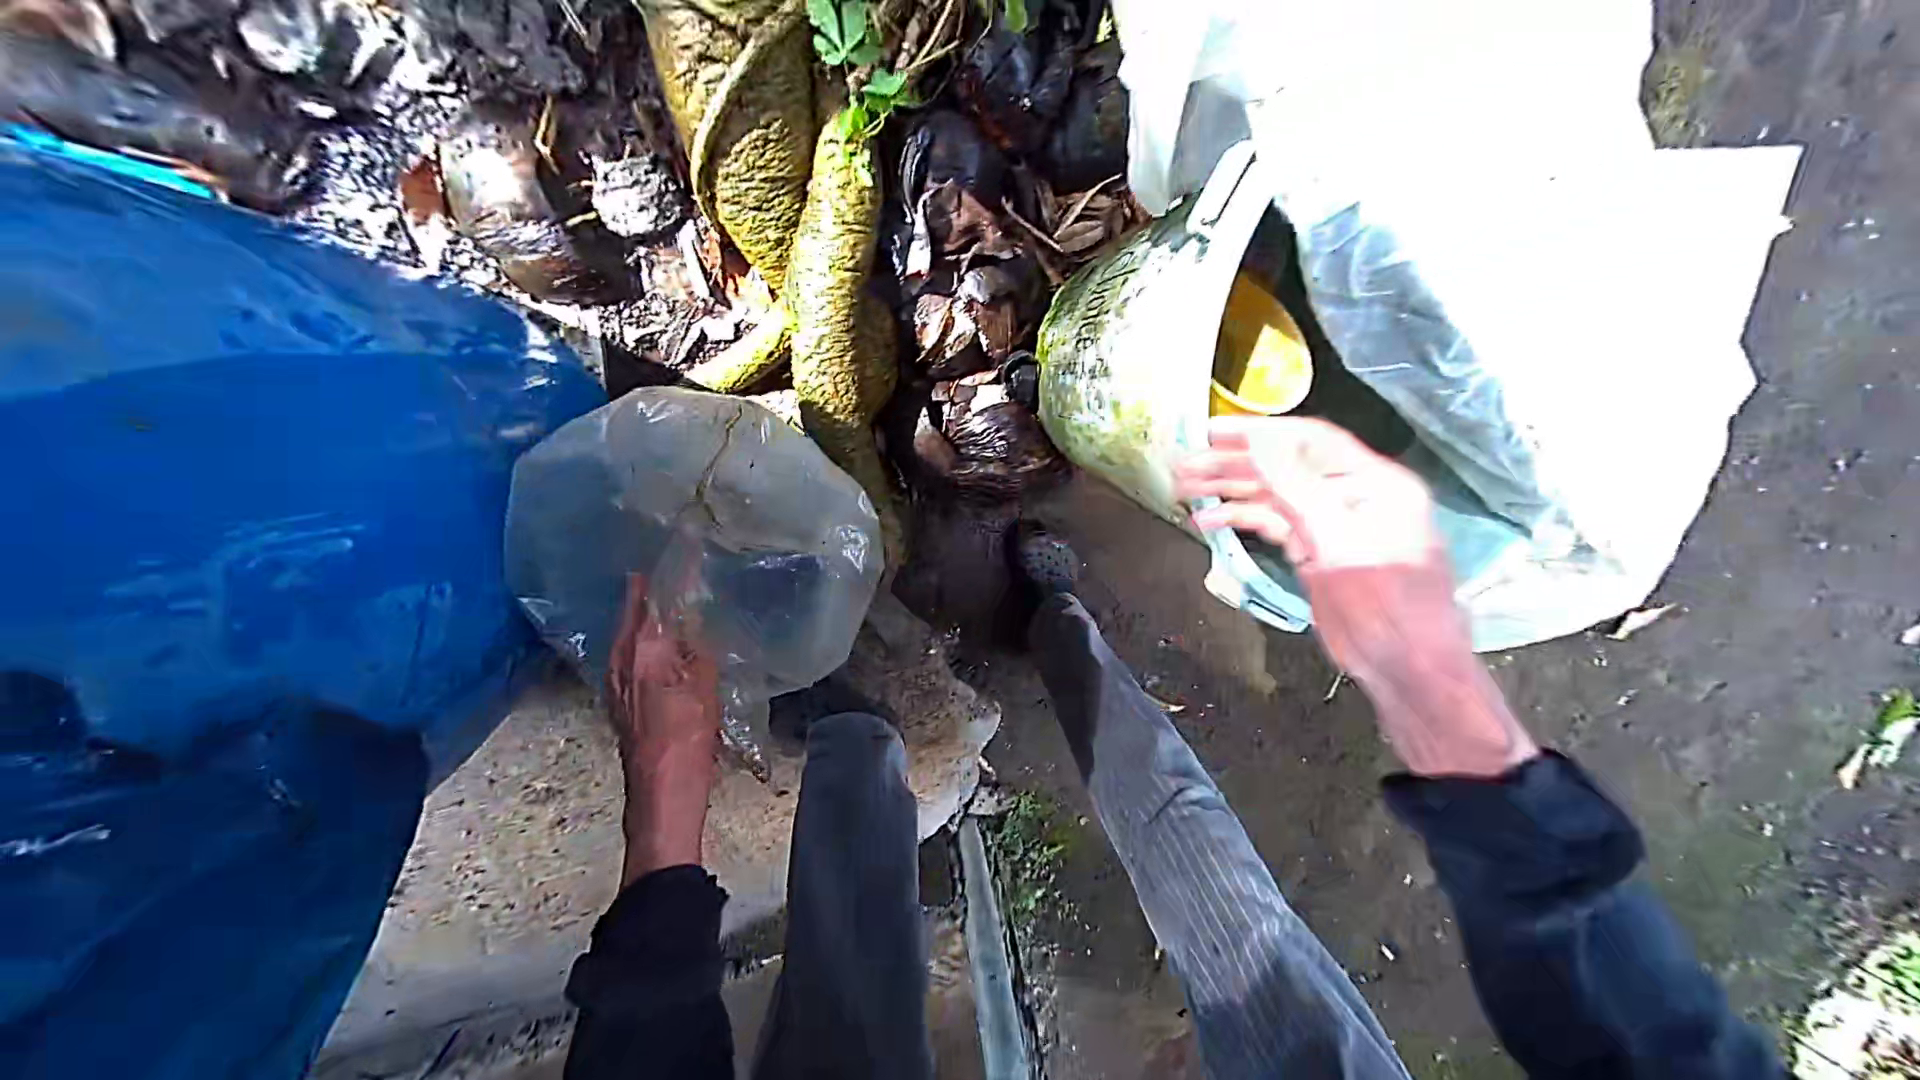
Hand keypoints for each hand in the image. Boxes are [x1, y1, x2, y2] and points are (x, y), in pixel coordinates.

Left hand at [606, 574, 720, 884]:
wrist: (661, 787)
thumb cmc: (688, 736)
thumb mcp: (705, 686)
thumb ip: (698, 650)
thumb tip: (692, 626)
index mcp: (644, 651)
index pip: (656, 599)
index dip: (673, 573)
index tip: (686, 546)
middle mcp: (621, 660)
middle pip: (632, 612)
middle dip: (646, 588)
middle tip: (665, 566)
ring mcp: (614, 680)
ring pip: (626, 633)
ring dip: (640, 613)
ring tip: (659, 596)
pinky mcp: (619, 697)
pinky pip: (627, 652)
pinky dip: (640, 636)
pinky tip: (656, 640)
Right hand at [1173, 417, 1536, 776]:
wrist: (1406, 666)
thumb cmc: (1387, 606)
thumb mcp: (1340, 543)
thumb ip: (1298, 488)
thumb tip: (1259, 442)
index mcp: (1371, 482)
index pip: (1309, 440)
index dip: (1259, 432)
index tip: (1212, 432)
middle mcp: (1349, 493)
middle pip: (1283, 466)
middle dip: (1232, 464)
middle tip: (1185, 465)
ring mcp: (1330, 521)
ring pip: (1272, 495)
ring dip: (1228, 491)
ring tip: (1184, 490)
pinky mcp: (1314, 547)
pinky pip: (1272, 523)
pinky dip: (1240, 520)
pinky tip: (1208, 523)